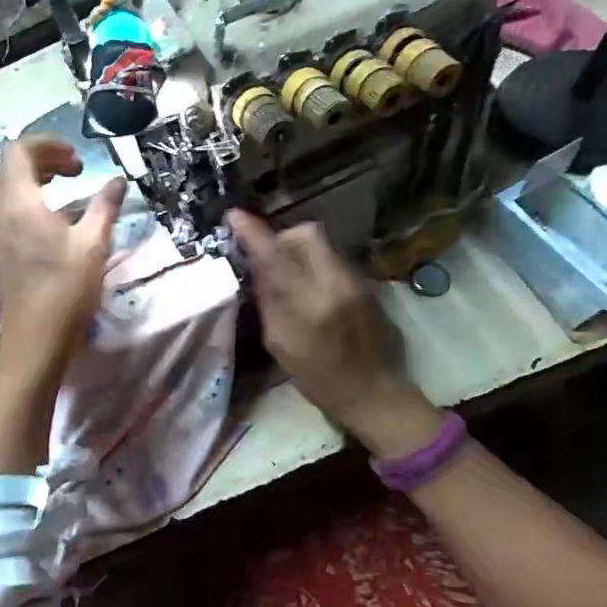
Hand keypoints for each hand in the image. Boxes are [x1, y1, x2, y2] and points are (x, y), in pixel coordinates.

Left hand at [0, 134, 127, 368]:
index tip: (78, 161)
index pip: (19, 151)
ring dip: (19, 182)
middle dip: (39, 161)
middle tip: (72, 174)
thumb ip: (105, 206)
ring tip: (48, 193)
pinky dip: (1, 210)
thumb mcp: (94, 244)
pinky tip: (21, 224)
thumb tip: (118, 181)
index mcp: (21, 203)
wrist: (38, 337)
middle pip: (5, 167)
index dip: (48, 145)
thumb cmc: (68, 289)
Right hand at [227, 212, 443, 458]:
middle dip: (283, 237)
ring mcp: (355, 280)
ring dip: (298, 249)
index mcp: (308, 304)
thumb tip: (256, 267)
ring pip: (321, 243)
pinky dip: (313, 262)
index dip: (254, 232)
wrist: (372, 390)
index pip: (276, 256)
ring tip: (286, 272)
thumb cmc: (317, 378)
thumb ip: (268, 300)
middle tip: (268, 256)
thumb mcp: (279, 343)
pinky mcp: (365, 283)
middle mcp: (335, 283)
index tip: (235, 216)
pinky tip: (307, 284)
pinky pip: (332, 257)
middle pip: (307, 233)